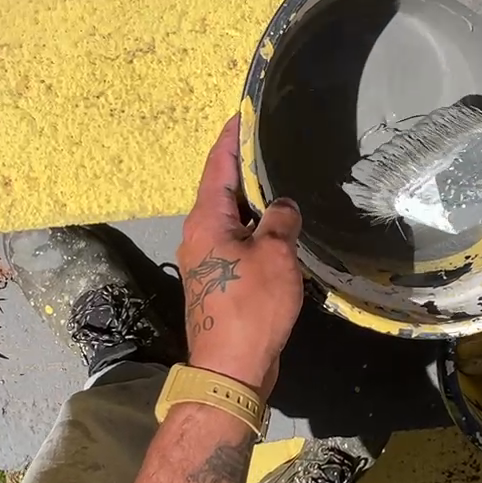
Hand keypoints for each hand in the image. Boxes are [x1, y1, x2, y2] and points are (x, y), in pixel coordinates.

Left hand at [177, 116, 303, 394]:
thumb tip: (282, 207)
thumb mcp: (275, 257)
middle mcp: (199, 236)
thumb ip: (280, 222)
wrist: (231, 369)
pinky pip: (238, 246)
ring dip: (254, 204)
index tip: (243, 113)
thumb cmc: (251, 307)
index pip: (218, 165)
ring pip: (232, 221)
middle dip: (246, 169)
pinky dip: (256, 232)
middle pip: (223, 191)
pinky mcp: (218, 284)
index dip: (232, 138)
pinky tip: (280, 231)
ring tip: (282, 183)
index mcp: (206, 220)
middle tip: (272, 145)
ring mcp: (206, 262)